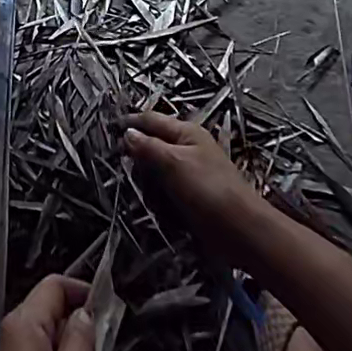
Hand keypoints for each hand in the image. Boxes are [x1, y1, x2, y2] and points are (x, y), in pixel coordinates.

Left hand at [0, 275, 94, 350]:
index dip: (83, 292)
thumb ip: (81, 340)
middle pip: (49, 310)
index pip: (56, 284)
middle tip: (96, 350)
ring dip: (64, 350)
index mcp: (20, 324)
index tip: (106, 308)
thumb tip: (87, 315)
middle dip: (75, 325)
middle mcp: (5, 336)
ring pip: (43, 339)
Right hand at [122, 112, 257, 228]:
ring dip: (150, 184)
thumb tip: (127, 133)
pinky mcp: (191, 196)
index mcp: (186, 133)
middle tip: (128, 171)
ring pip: (157, 171)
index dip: (132, 123)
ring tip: (150, 197)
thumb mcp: (174, 163)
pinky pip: (166, 191)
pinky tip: (161, 210)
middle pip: (153, 145)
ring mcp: (190, 173)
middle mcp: (188, 149)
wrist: (241, 230)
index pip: (152, 120)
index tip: (109, 130)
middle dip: (139, 159)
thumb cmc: (209, 190)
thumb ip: (148, 147)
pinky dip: (160, 199)